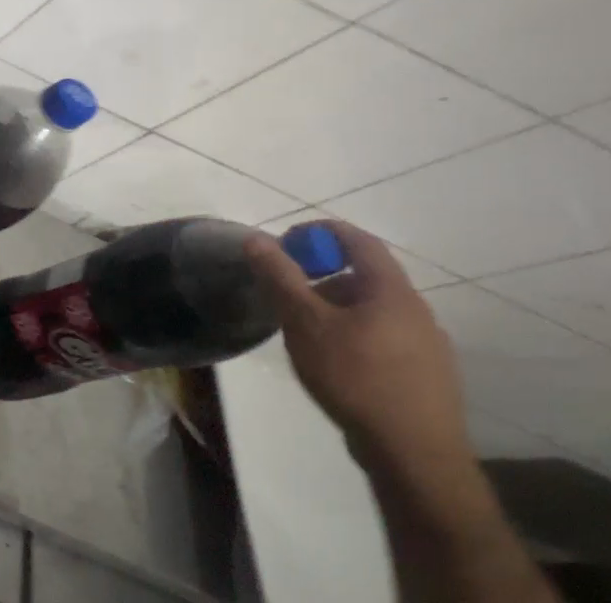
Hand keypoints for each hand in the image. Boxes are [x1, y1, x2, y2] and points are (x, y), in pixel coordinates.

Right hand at [245, 221, 469, 466]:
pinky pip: (384, 336)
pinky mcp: (426, 373)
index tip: (284, 244)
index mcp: (393, 293)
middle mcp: (417, 311)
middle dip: (321, 275)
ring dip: (335, 306)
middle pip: (365, 275)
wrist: (413, 453)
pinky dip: (352, 332)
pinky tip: (333, 361)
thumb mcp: (305, 323)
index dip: (320, 232)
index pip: (359, 241)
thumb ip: (281, 278)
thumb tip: (257, 239)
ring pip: (373, 309)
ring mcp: (428, 345)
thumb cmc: (355, 378)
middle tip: (285, 291)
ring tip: (302, 330)